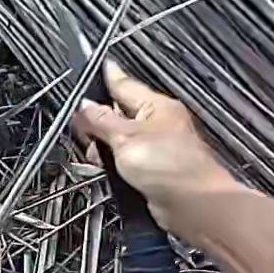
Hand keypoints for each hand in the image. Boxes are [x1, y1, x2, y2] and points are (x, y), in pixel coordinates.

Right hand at [73, 62, 248, 246]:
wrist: (193, 204)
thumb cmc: (170, 166)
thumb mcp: (125, 137)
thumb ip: (101, 120)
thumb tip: (84, 106)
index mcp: (156, 106)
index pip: (125, 85)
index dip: (107, 77)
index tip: (96, 68)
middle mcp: (159, 124)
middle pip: (119, 114)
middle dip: (97, 122)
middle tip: (80, 128)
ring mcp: (157, 148)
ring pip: (120, 140)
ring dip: (104, 147)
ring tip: (93, 155)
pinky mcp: (154, 171)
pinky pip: (126, 161)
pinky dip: (114, 164)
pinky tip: (107, 170)